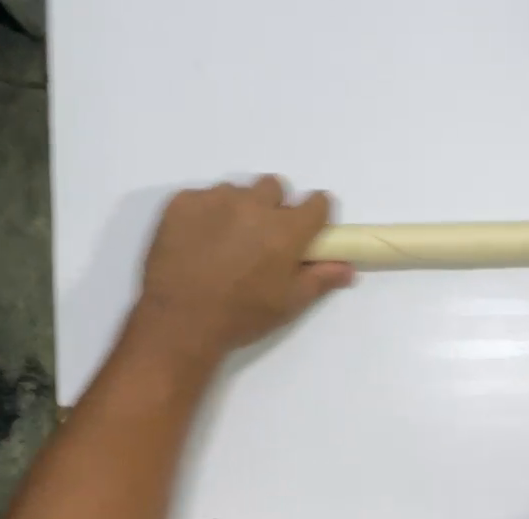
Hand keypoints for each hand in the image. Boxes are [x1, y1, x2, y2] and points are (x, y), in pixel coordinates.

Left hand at [130, 177, 354, 357]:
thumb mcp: (288, 304)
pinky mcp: (182, 202)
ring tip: (226, 242)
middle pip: (273, 187)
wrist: (181, 321)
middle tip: (261, 239)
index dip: (315, 214)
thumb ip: (320, 279)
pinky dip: (206, 214)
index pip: (316, 202)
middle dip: (274, 207)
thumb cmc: (242, 316)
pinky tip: (199, 242)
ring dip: (239, 208)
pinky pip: (202, 197)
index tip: (308, 229)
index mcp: (286, 230)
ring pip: (236, 191)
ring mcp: (214, 199)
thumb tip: (347, 268)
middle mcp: (253, 205)